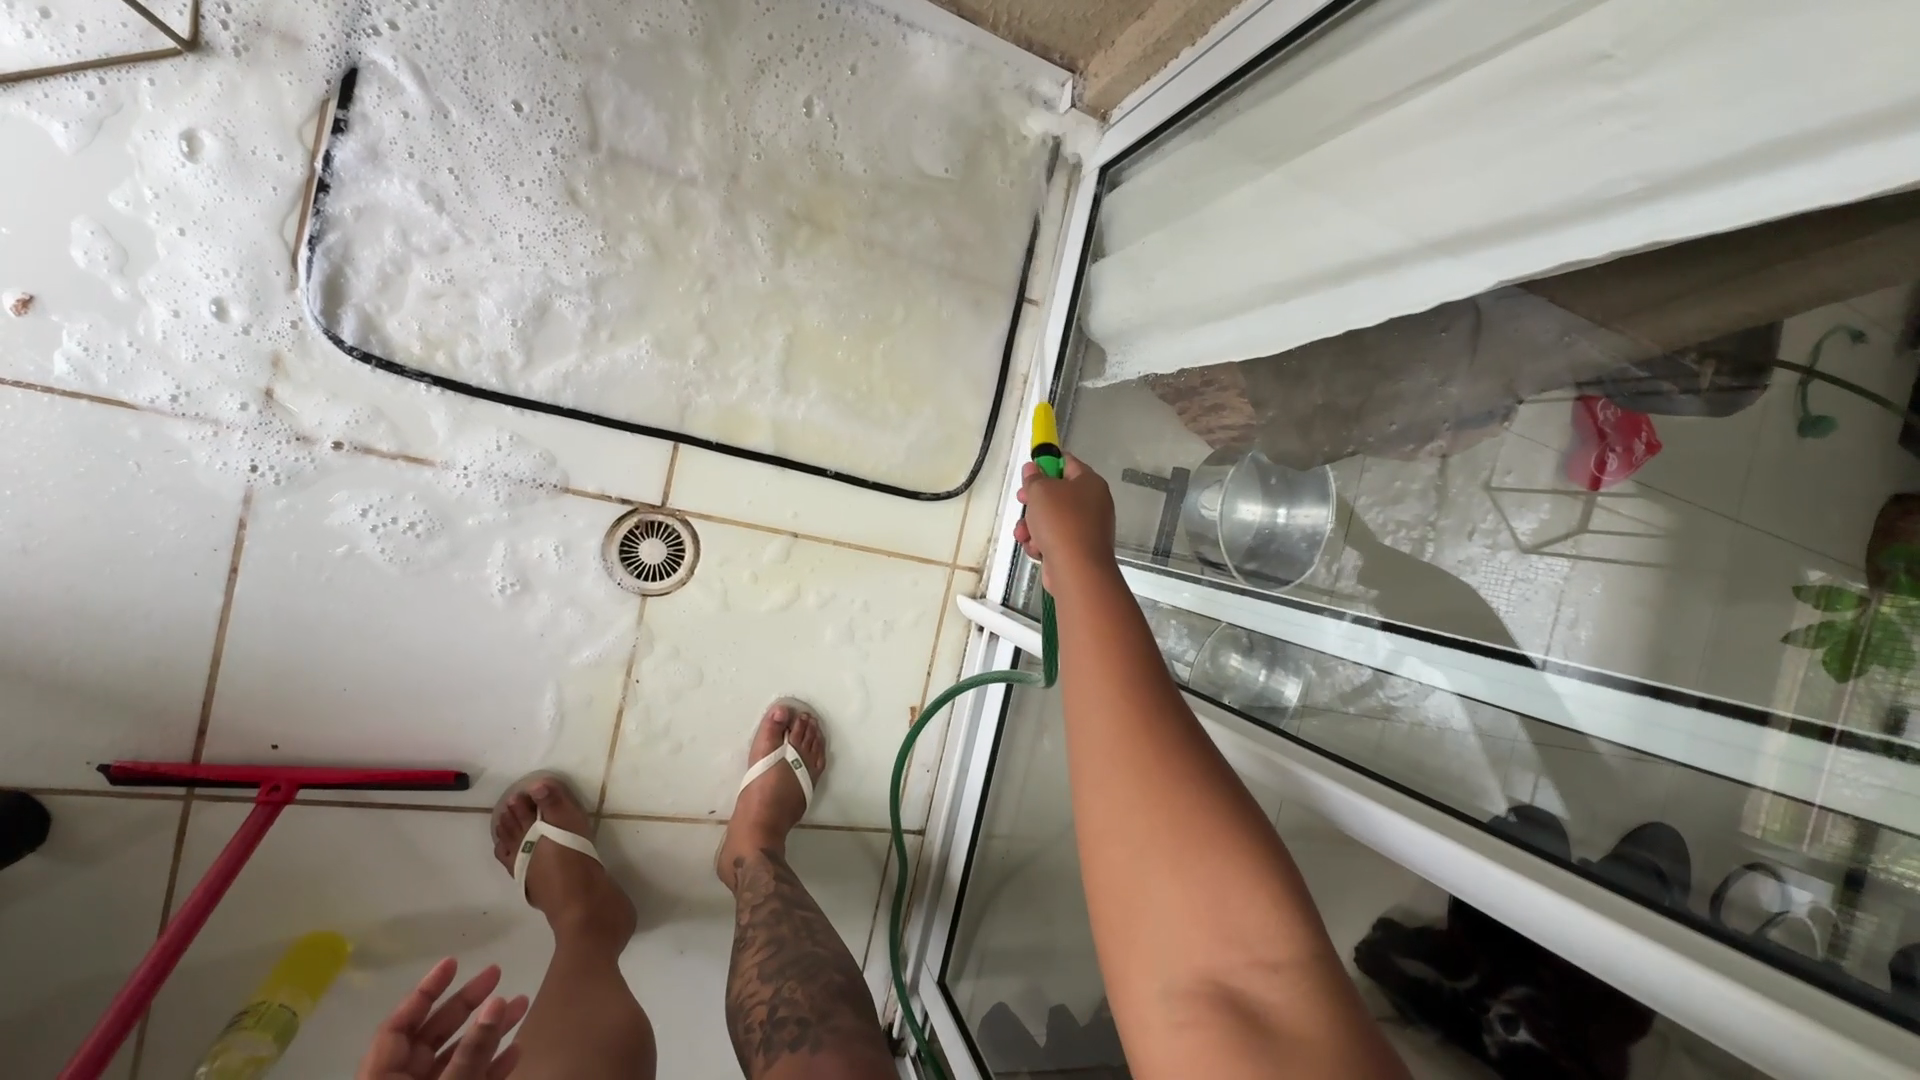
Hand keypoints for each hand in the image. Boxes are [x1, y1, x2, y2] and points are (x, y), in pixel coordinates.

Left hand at [357, 958, 529, 1079]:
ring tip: (522, 1004)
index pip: (398, 1025)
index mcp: (382, 1076)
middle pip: (433, 1035)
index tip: (453, 962)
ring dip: (490, 1031)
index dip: (425, 991)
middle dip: (467, 1003)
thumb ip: (470, 1052)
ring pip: (457, 1056)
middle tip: (497, 974)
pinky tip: (516, 1049)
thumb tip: (498, 1002)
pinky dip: (492, 1065)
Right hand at [1013, 454, 1115, 591]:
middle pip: (1058, 494)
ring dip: (1032, 525)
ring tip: (1023, 534)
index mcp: (1090, 483)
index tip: (1029, 470)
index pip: (1068, 463)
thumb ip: (1034, 477)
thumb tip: (1033, 468)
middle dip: (1034, 500)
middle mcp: (1093, 504)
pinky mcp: (1078, 550)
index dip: (1047, 462)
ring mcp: (1087, 529)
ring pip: (1052, 519)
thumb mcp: (1041, 491)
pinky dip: (1042, 543)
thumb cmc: (1060, 521)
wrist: (1077, 568)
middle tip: (1022, 500)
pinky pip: (1055, 539)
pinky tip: (1034, 549)